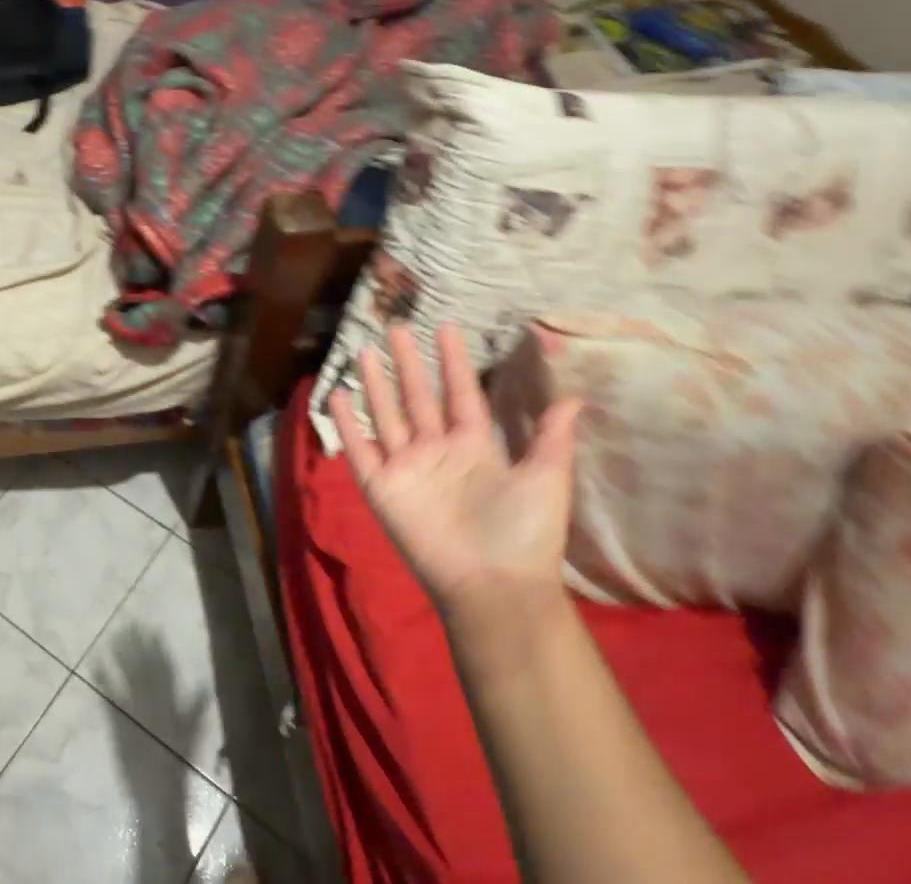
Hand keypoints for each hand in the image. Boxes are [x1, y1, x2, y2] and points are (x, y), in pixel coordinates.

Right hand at [331, 324, 581, 619]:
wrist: (493, 583)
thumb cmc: (525, 533)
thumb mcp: (547, 478)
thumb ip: (551, 437)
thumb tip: (572, 397)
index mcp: (475, 446)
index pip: (460, 393)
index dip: (453, 362)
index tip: (445, 328)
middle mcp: (437, 451)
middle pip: (416, 398)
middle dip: (406, 363)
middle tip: (394, 327)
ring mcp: (406, 468)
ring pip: (386, 416)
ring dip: (375, 384)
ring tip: (362, 351)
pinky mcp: (381, 488)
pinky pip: (360, 449)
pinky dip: (347, 424)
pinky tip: (338, 396)